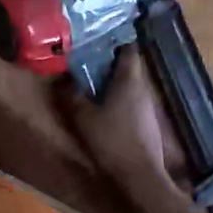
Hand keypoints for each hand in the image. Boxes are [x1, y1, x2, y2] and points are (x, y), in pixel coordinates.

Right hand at [59, 49, 178, 198]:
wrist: (141, 177)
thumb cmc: (112, 141)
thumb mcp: (84, 118)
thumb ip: (72, 96)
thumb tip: (63, 77)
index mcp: (129, 80)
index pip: (129, 49)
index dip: (118, 39)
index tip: (103, 35)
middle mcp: (142, 88)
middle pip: (131, 66)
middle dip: (114, 60)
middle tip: (93, 56)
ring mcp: (148, 105)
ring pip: (133, 83)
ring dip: (118, 79)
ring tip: (97, 79)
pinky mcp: (149, 122)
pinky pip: (135, 99)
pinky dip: (122, 96)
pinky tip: (109, 105)